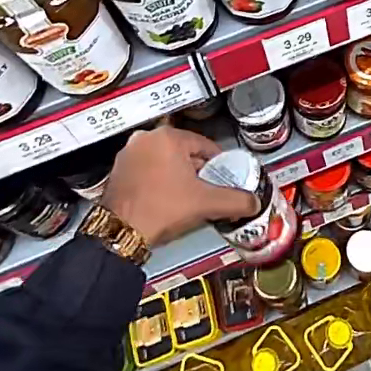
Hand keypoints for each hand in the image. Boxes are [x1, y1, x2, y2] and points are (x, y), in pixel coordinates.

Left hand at [99, 126, 260, 246]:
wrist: (122, 232)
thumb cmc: (158, 210)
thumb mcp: (206, 203)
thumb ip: (235, 200)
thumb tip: (251, 201)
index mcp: (167, 137)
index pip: (204, 145)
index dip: (218, 162)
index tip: (223, 175)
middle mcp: (145, 140)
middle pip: (183, 152)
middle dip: (197, 170)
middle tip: (207, 189)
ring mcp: (129, 154)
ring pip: (164, 161)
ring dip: (177, 175)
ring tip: (187, 196)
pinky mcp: (119, 170)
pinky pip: (147, 170)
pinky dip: (159, 181)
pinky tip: (166, 199)